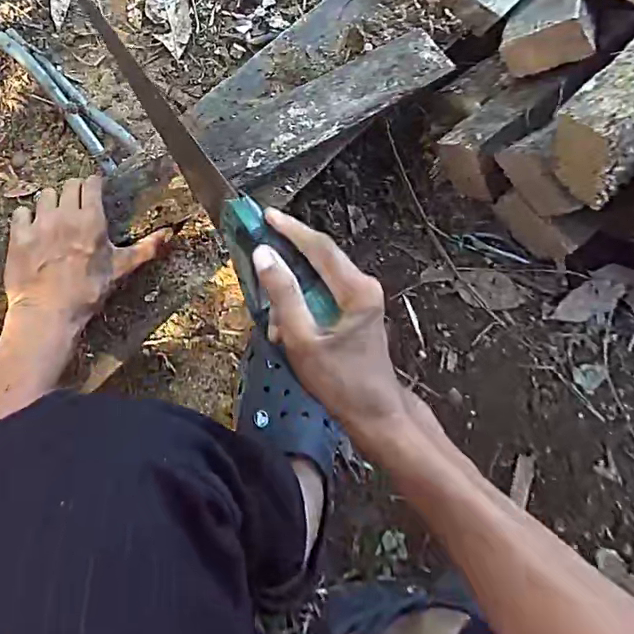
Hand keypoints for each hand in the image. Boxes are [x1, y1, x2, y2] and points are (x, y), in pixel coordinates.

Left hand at [3, 176, 169, 337]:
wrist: (48, 313)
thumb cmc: (86, 292)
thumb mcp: (119, 269)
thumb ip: (144, 249)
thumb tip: (167, 235)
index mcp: (91, 220)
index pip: (91, 183)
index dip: (94, 185)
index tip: (94, 190)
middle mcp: (65, 215)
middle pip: (69, 185)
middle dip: (74, 191)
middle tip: (76, 205)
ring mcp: (39, 223)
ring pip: (44, 195)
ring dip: (51, 202)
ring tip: (54, 217)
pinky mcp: (19, 235)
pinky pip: (21, 212)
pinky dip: (27, 218)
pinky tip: (32, 229)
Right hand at [255, 208, 411, 442]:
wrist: (377, 417)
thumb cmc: (340, 382)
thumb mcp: (303, 340)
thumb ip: (283, 294)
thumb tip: (263, 254)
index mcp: (356, 290)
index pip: (319, 247)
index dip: (290, 228)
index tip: (266, 215)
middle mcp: (363, 286)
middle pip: (319, 257)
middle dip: (286, 256)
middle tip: (257, 247)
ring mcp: (361, 298)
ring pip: (317, 278)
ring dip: (290, 290)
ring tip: (272, 318)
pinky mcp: (355, 311)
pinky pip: (322, 293)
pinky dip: (300, 303)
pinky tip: (285, 326)